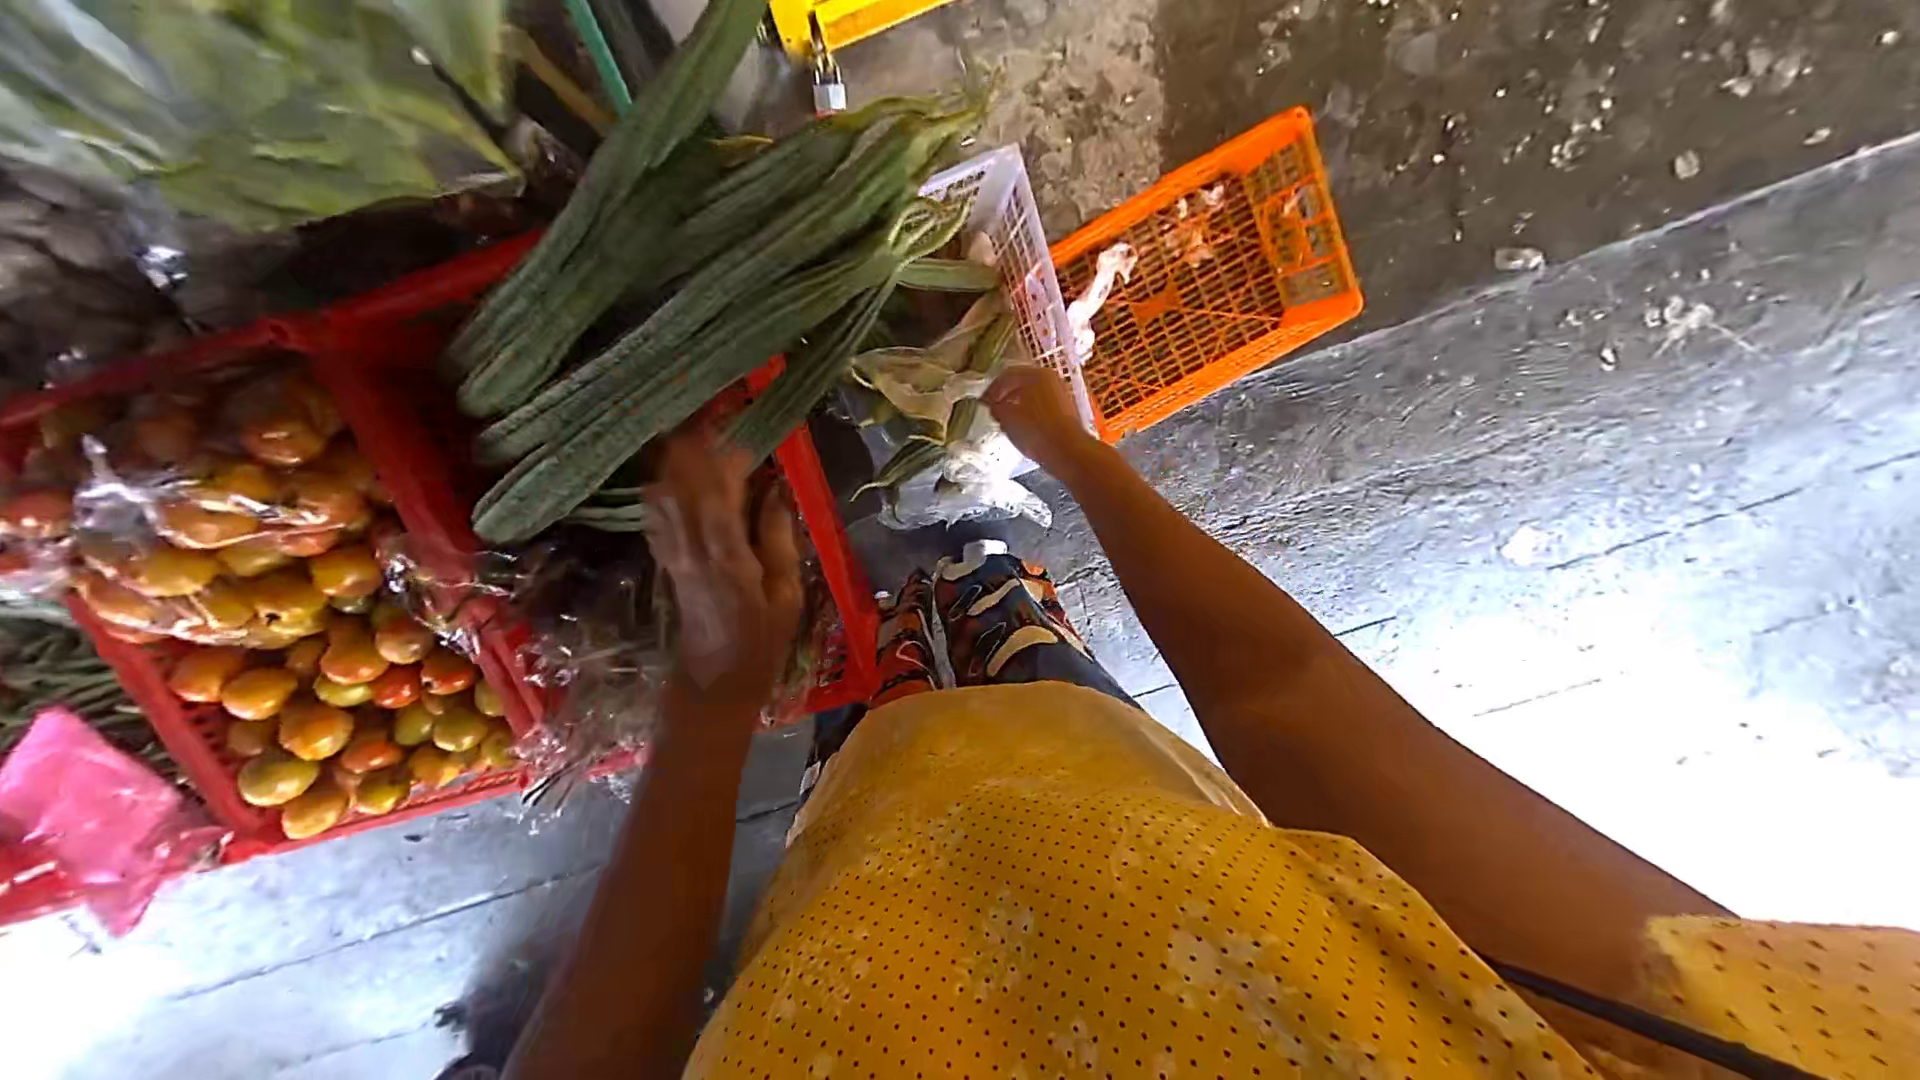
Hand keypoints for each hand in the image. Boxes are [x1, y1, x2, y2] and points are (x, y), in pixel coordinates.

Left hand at [643, 430, 802, 712]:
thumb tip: (776, 488)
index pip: (720, 488)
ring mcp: (672, 550)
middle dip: (695, 440)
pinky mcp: (665, 555)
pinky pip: (656, 508)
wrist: (716, 678)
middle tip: (715, 408)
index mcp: (726, 555)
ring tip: (697, 425)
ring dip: (677, 455)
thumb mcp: (787, 593)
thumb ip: (779, 537)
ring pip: (663, 488)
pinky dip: (666, 479)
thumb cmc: (762, 640)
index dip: (730, 452)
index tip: (747, 424)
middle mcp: (691, 546)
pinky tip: (677, 465)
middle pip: (681, 478)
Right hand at [983, 365, 1100, 474]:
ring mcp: (1061, 395)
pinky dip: (1031, 413)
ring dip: (1018, 405)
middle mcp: (1051, 380)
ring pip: (1033, 395)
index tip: (983, 402)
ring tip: (1006, 420)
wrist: (1067, 451)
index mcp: (1036, 374)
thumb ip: (997, 408)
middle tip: (994, 409)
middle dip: (1006, 396)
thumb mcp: (1007, 417)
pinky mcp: (1066, 412)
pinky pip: (1043, 407)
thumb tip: (995, 406)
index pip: (1007, 375)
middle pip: (1022, 383)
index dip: (992, 389)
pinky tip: (1023, 428)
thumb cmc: (1035, 429)